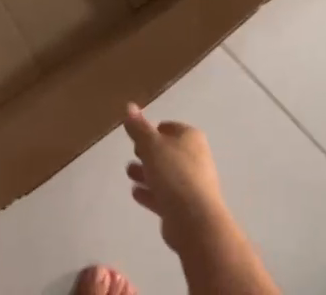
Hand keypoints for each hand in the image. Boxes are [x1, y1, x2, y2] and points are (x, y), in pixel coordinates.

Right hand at [122, 102, 229, 254]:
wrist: (194, 220)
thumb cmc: (174, 173)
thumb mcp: (151, 145)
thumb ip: (138, 127)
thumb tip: (129, 106)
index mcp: (191, 138)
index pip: (170, 128)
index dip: (153, 130)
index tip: (138, 136)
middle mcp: (195, 159)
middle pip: (168, 152)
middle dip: (149, 153)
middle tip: (134, 153)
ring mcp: (192, 185)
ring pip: (166, 175)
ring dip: (147, 173)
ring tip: (129, 173)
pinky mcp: (185, 208)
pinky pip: (165, 196)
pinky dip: (151, 193)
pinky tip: (136, 193)